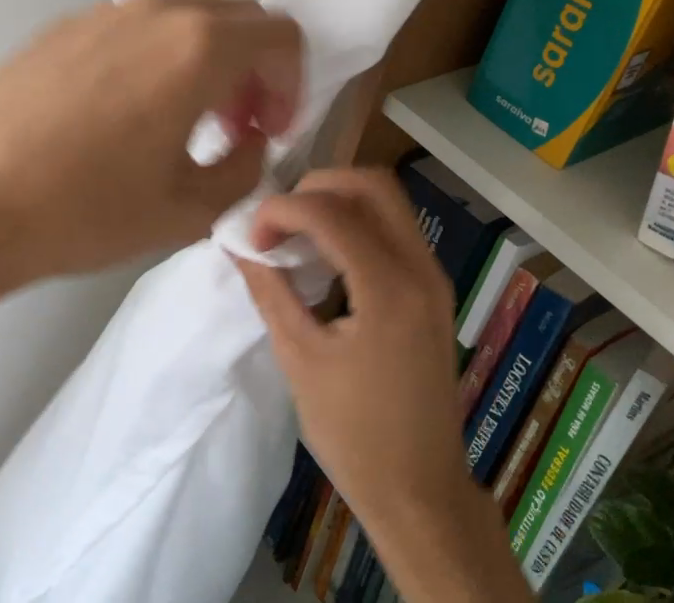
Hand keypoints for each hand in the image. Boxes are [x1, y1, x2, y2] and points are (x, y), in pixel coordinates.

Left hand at [0, 0, 302, 284]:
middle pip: (236, 15)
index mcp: (199, 47)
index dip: (292, 84)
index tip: (271, 130)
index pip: (281, 35)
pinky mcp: (61, 25)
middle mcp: (156, 11)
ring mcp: (102, 11)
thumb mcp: (188, 211)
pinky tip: (126, 113)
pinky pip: (134, 27)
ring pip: (183, 16)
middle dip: (254, 67)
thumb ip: (245, 168)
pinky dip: (158, 55)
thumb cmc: (84, 211)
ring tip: (184, 119)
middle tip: (237, 125)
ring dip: (206, 58)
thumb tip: (249, 141)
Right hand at [237, 169, 467, 524]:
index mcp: (390, 288)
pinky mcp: (433, 292)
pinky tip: (326, 256)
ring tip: (296, 233)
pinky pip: (396, 231)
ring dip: (340, 202)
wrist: (419, 489)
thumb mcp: (300, 358)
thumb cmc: (354, 433)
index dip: (281, 209)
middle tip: (279, 219)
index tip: (251, 235)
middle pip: (373, 185)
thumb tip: (239, 243)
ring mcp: (434, 278)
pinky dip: (358, 224)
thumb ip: (270, 290)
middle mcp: (422, 269)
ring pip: (389, 203)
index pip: (331, 212)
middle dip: (318, 186)